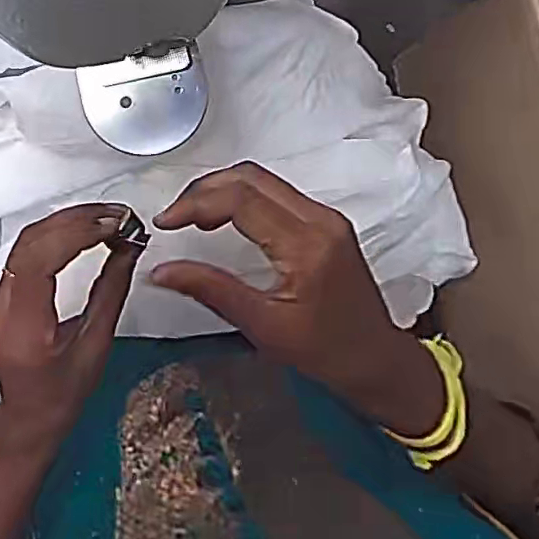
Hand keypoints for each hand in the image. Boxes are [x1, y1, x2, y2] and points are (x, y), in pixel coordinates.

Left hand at [0, 203, 142, 460]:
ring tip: (103, 218)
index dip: (78, 231)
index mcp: (22, 327)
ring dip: (65, 221)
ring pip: (25, 241)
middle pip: (32, 241)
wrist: (19, 428)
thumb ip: (110, 294)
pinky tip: (78, 230)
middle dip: (77, 218)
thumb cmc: (54, 403)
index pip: (41, 258)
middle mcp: (1, 308)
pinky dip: (54, 233)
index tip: (114, 224)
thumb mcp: (93, 350)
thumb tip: (127, 252)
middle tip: (117, 215)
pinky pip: (23, 251)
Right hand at [150, 163, 441, 434]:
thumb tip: (160, 271)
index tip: (165, 223)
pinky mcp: (326, 221)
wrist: (378, 361)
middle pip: (251, 177)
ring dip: (221, 190)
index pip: (241, 199)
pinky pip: (275, 192)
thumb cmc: (324, 352)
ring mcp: (326, 216)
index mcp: (307, 245)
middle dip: (204, 190)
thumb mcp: (262, 326)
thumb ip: (210, 290)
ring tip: (190, 217)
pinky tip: (221, 219)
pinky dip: (241, 197)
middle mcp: (320, 219)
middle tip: (174, 216)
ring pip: (262, 179)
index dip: (195, 203)